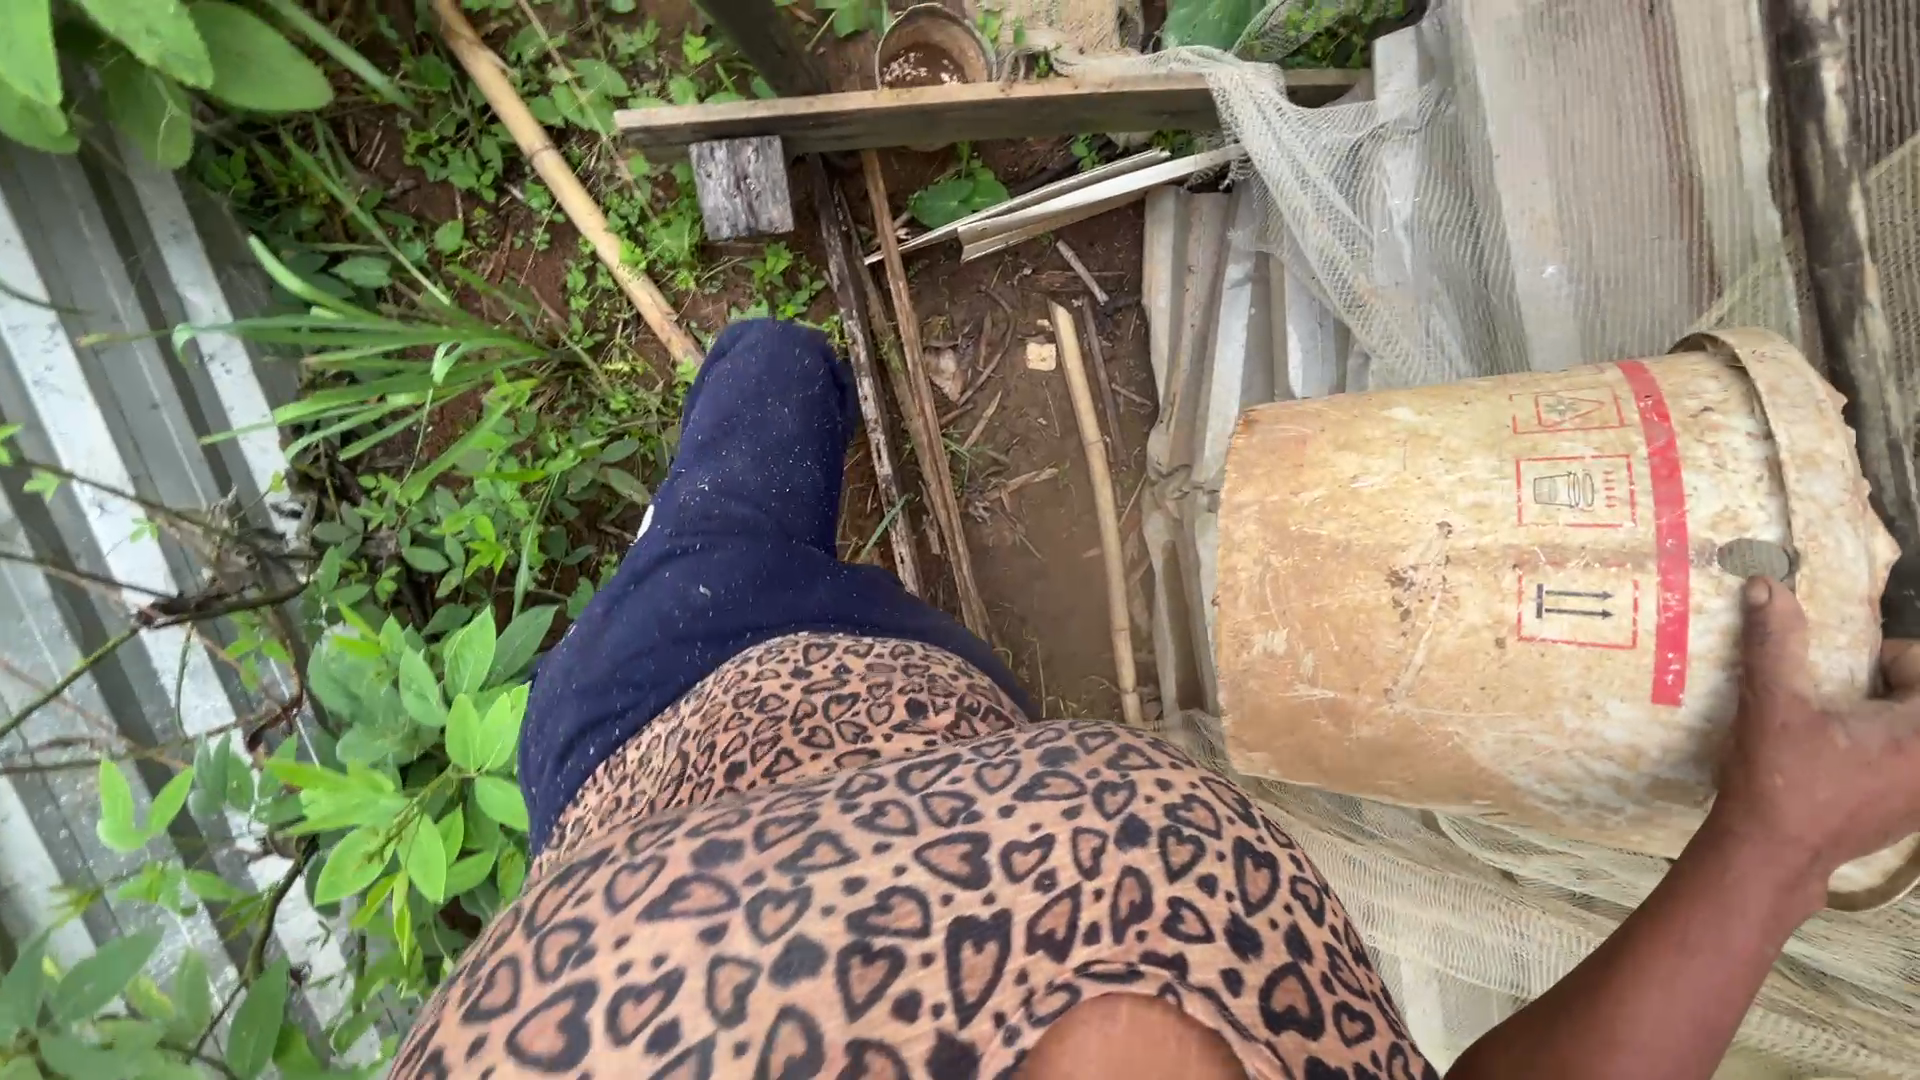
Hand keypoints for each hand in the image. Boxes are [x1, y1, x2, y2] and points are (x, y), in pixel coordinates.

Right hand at [1705, 575, 1919, 912]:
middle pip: (1918, 695)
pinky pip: (1905, 759)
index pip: (1916, 662)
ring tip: (1829, 738)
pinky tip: (1838, 768)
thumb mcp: (1771, 703)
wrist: (1776, 846)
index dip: (1871, 662)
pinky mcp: (1918, 808)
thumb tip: (1767, 586)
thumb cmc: (1779, 773)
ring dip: (1878, 723)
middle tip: (1826, 707)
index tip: (1831, 682)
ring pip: (1909, 728)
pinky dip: (1880, 753)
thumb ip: (1774, 644)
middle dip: (1875, 692)